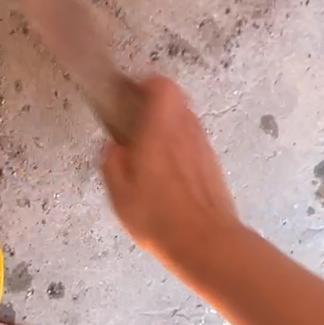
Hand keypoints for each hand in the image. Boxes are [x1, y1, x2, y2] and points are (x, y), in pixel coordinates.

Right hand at [101, 77, 245, 273]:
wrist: (203, 240)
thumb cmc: (159, 218)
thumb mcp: (119, 194)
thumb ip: (112, 162)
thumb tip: (113, 148)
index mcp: (160, 130)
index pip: (161, 85)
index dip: (144, 84)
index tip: (129, 94)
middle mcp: (186, 130)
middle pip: (174, 101)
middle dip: (153, 107)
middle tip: (134, 125)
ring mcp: (202, 146)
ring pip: (184, 122)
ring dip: (166, 129)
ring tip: (147, 155)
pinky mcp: (211, 164)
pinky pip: (191, 144)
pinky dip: (177, 149)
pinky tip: (164, 176)